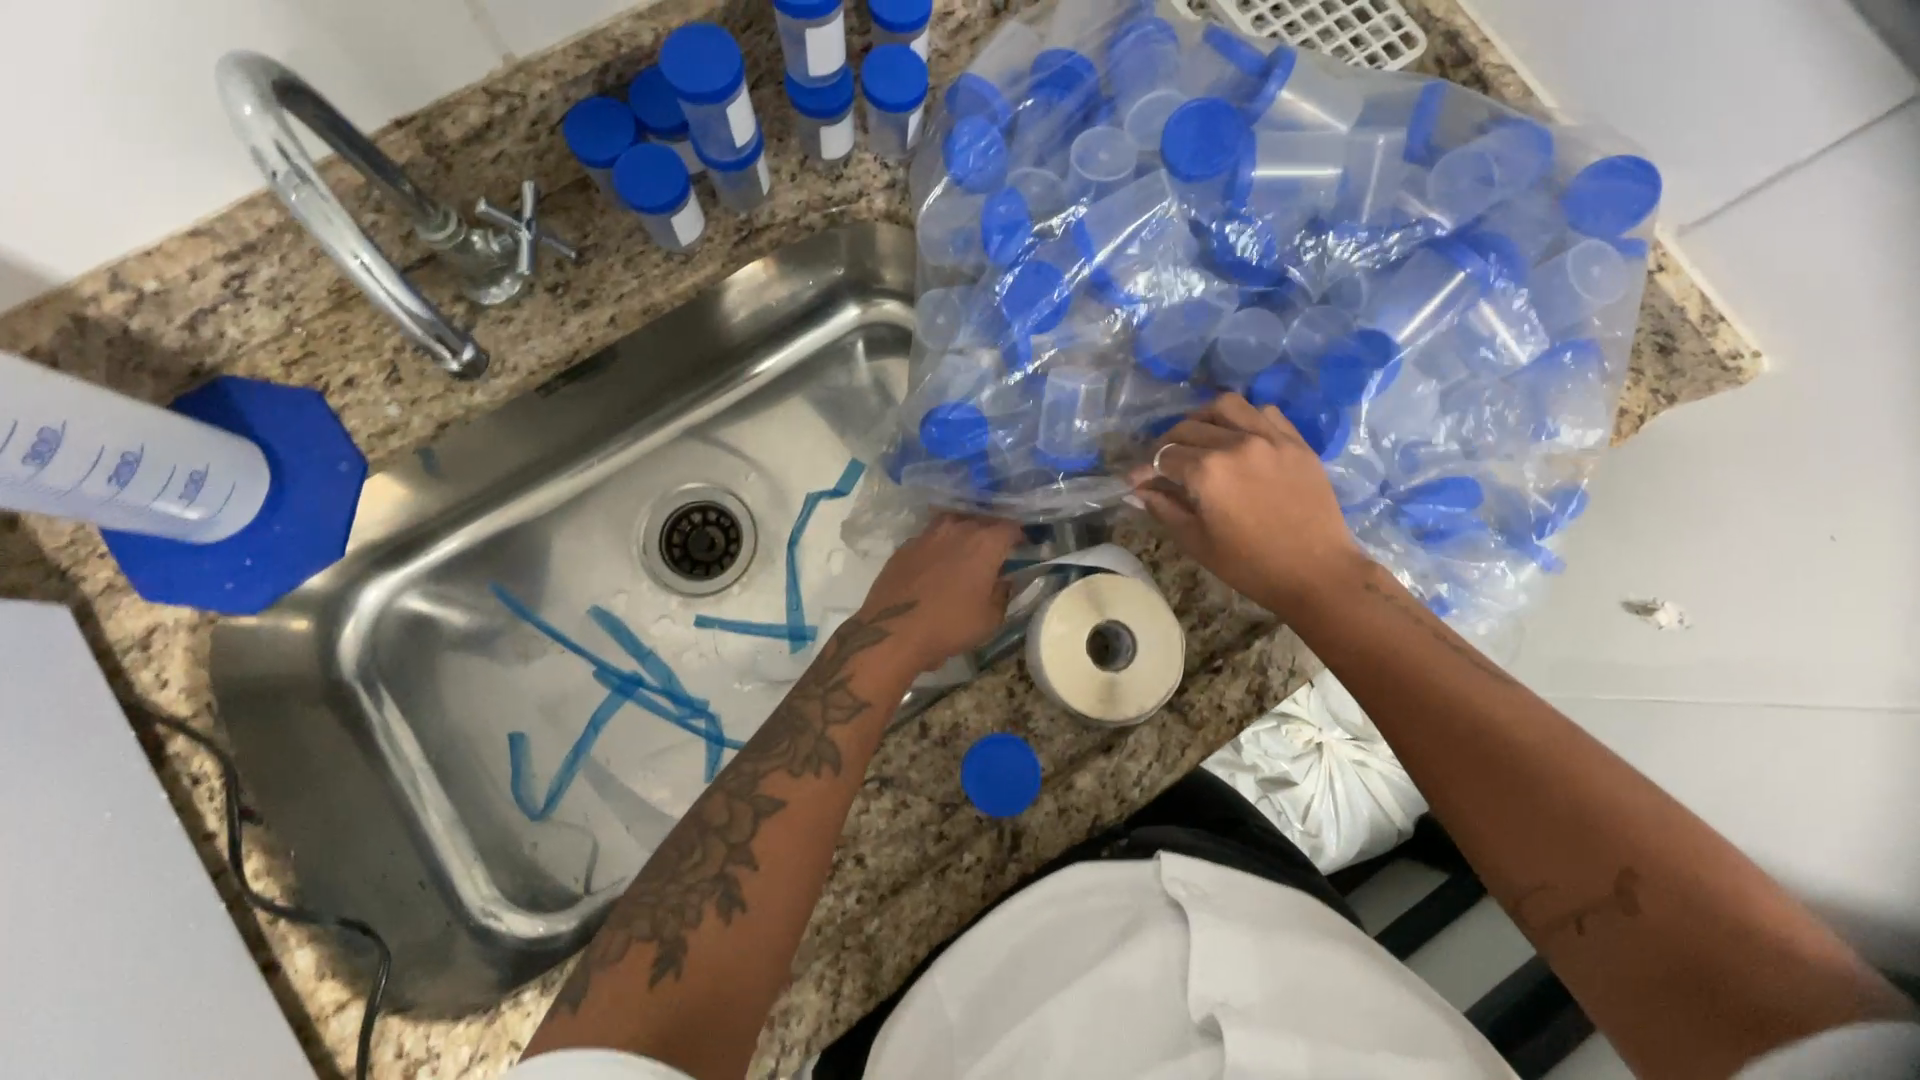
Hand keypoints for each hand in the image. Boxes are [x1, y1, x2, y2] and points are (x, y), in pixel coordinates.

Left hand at [855, 513, 1022, 673]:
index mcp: (985, 543)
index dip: (1020, 536)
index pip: (1011, 526)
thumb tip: (1004, 582)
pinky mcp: (904, 546)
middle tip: (995, 551)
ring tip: (965, 552)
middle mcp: (957, 529)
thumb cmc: (950, 625)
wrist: (893, 631)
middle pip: (981, 519)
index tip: (1023, 548)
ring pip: (952, 523)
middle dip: (991, 531)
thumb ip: (1002, 594)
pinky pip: (929, 538)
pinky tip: (936, 564)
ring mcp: (926, 535)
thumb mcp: (990, 619)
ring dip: (962, 534)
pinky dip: (937, 546)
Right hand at [1129, 393, 1369, 615]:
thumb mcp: (1196, 541)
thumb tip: (1140, 489)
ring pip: (1225, 406)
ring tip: (1199, 437)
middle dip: (1166, 444)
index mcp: (1207, 471)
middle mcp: (1236, 443)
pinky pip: (1264, 412)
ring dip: (1203, 418)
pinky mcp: (1296, 442)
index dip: (1144, 468)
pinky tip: (1239, 436)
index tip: (1135, 479)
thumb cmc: (1250, 565)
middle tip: (1162, 463)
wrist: (1317, 572)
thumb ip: (1163, 508)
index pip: (1162, 457)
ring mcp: (1270, 438)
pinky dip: (1244, 418)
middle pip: (1188, 428)